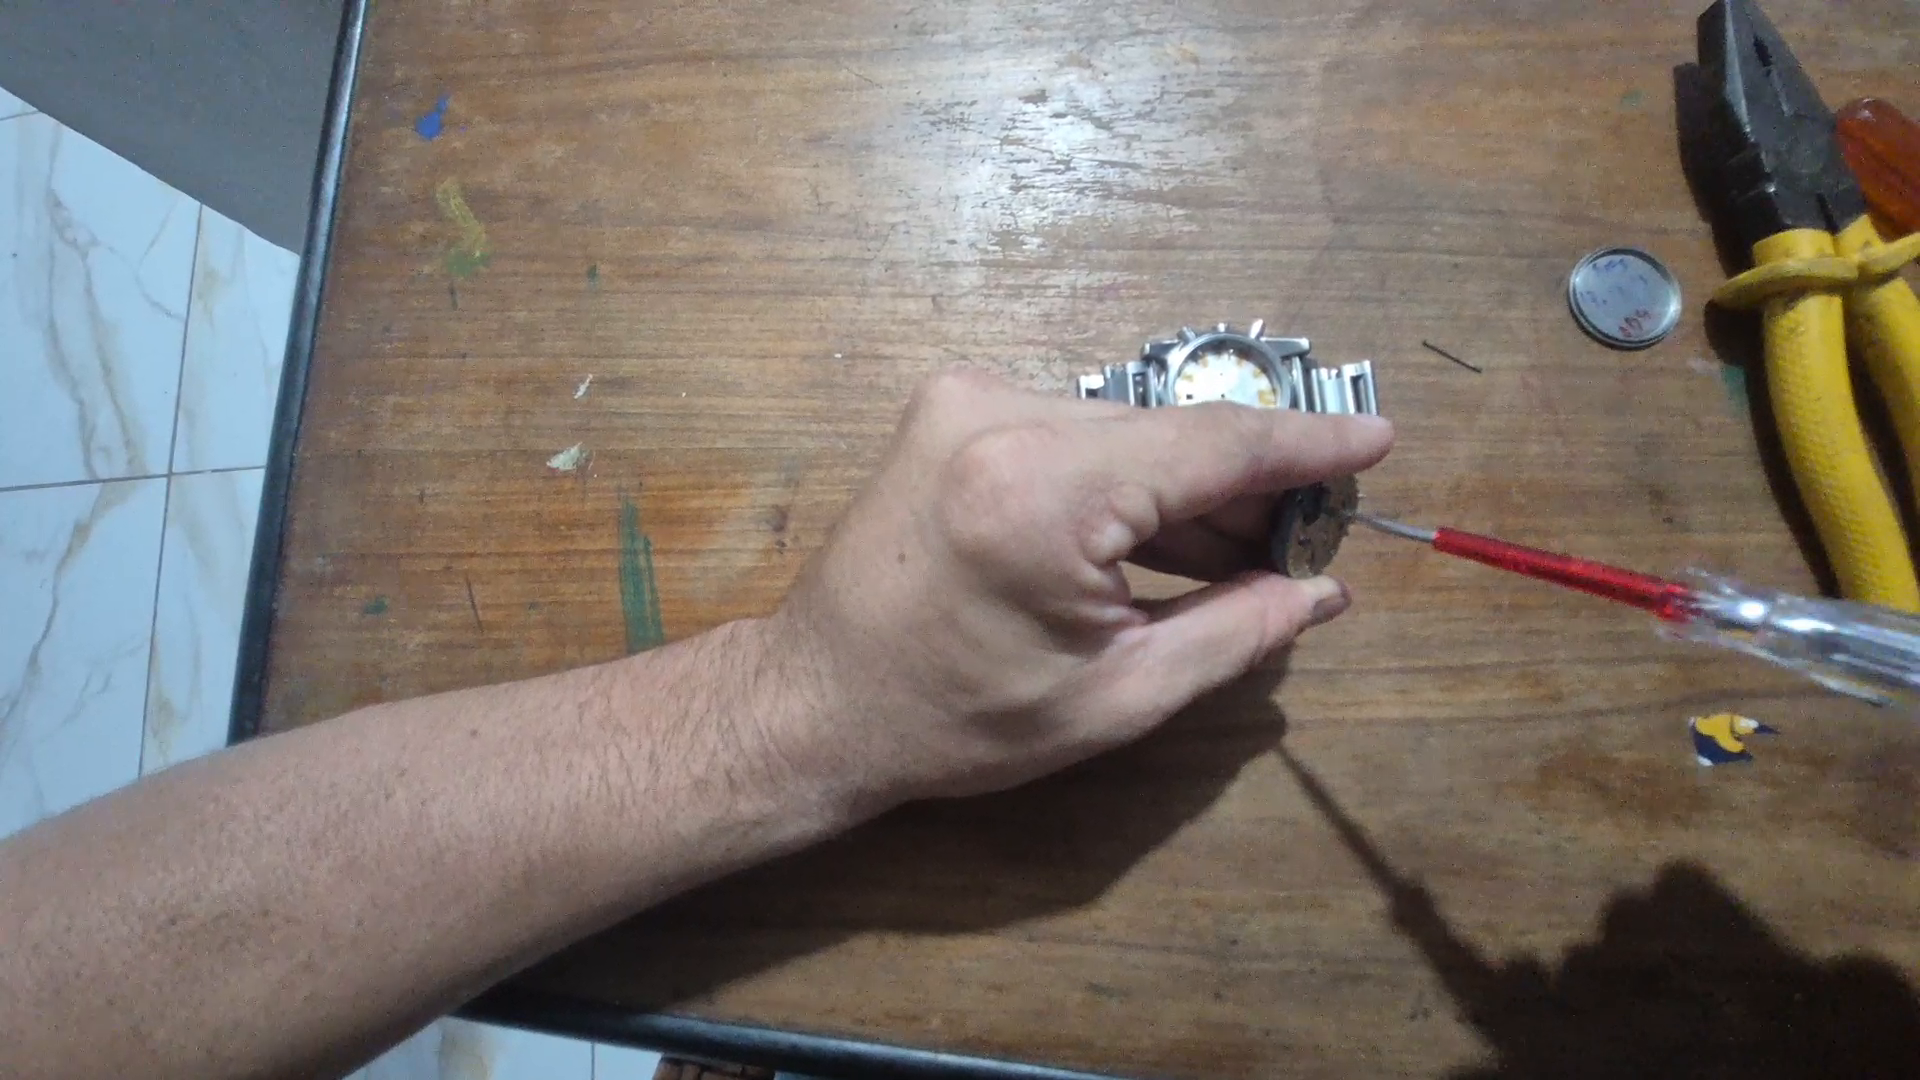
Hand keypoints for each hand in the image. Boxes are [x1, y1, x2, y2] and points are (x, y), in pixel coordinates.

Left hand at [766, 368, 1393, 812]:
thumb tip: (1320, 590)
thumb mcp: (1113, 696)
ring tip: (1237, 554)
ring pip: (1120, 431)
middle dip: (1242, 487)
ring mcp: (963, 399)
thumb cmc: (956, 720)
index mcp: (1042, 490)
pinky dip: (1120, 479)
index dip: (1305, 444)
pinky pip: (1071, 432)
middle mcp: (999, 413)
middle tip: (1299, 539)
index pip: (1212, 444)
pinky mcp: (947, 409)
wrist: (820, 700)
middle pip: (1166, 434)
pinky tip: (1158, 536)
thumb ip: (1233, 632)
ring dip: (1181, 488)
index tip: (1376, 439)